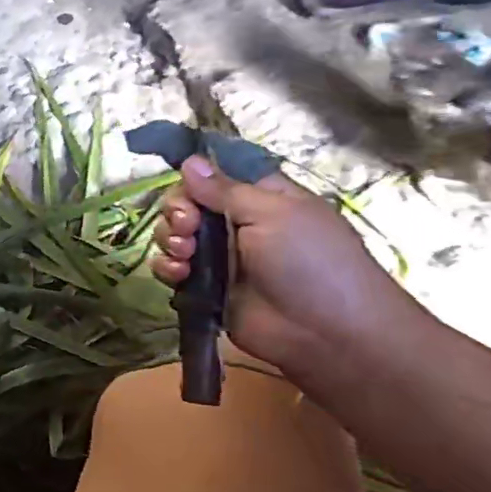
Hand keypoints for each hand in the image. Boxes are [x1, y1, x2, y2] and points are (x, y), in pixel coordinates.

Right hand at [150, 156, 421, 374]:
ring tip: (185, 254)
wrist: (323, 331)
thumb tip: (189, 160)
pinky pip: (170, 269)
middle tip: (188, 228)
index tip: (188, 193)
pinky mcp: (203, 288)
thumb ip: (224, 189)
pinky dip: (167, 268)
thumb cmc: (309, 261)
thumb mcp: (272, 213)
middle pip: (186, 205)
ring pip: (173, 236)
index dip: (193, 181)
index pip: (214, 177)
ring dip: (169, 240)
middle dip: (177, 213)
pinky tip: (180, 275)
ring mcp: (218, 257)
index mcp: (260, 198)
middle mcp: (236, 224)